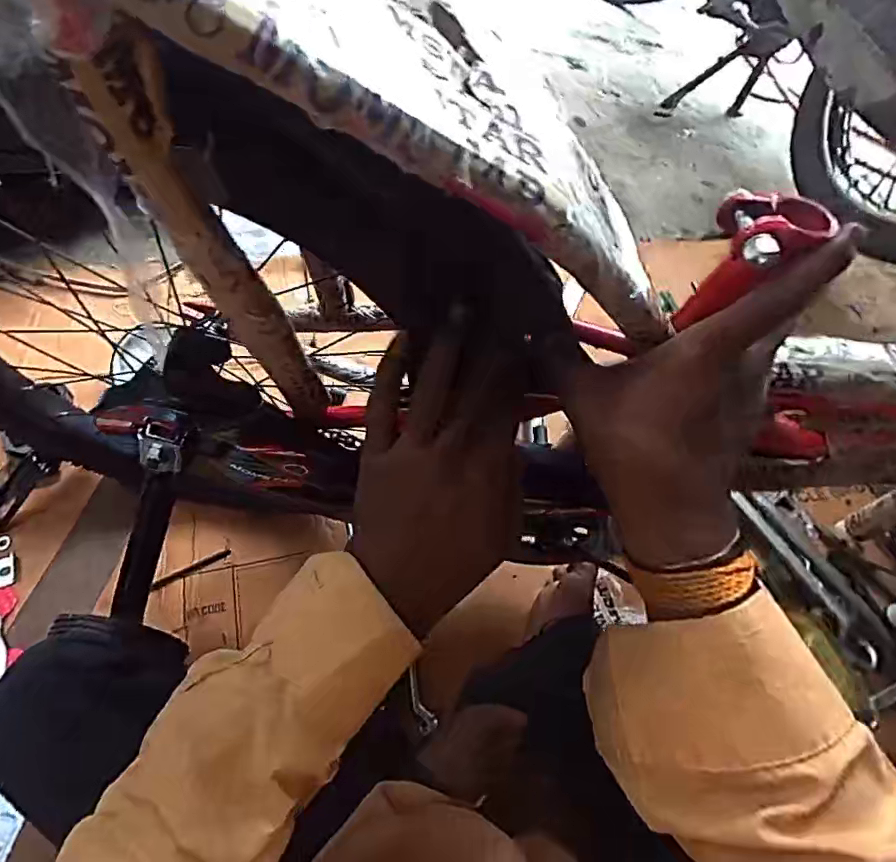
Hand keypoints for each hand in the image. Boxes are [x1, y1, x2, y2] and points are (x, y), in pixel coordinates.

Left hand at [350, 320, 524, 636]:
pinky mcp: (375, 452)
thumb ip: (509, 480)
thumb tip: (512, 436)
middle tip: (495, 311)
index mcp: (485, 473)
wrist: (395, 585)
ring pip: (430, 389)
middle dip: (486, 349)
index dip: (513, 372)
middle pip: (472, 391)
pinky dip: (389, 373)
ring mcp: (408, 449)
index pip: (504, 409)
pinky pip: (381, 407)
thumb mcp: (502, 530)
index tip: (521, 340)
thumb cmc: (456, 563)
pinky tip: (401, 343)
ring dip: (444, 348)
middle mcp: (449, 452)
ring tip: (455, 311)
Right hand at [542, 226, 860, 569]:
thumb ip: (559, 354)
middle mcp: (744, 363)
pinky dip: (741, 347)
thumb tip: (530, 325)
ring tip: (729, 300)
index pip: (773, 295)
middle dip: (786, 276)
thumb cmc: (632, 445)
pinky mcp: (748, 410)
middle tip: (777, 248)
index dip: (815, 260)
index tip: (851, 229)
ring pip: (768, 337)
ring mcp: (753, 389)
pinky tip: (706, 355)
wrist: (670, 511)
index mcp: (709, 349)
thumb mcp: (583, 393)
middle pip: (780, 310)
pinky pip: (752, 363)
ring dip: (759, 314)